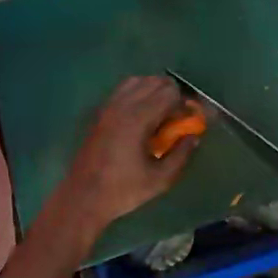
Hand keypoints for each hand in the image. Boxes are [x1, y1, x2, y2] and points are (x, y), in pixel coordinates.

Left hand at [48, 76, 197, 244]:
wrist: (84, 197)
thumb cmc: (124, 190)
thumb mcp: (161, 179)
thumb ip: (181, 154)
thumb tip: (194, 136)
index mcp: (138, 119)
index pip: (170, 93)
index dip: (185, 104)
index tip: (189, 121)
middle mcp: (123, 105)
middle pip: (155, 81)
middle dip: (172, 95)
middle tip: (177, 118)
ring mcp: (109, 106)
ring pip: (138, 81)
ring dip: (154, 91)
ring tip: (160, 114)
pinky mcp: (100, 112)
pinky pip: (123, 89)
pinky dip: (138, 93)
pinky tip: (141, 115)